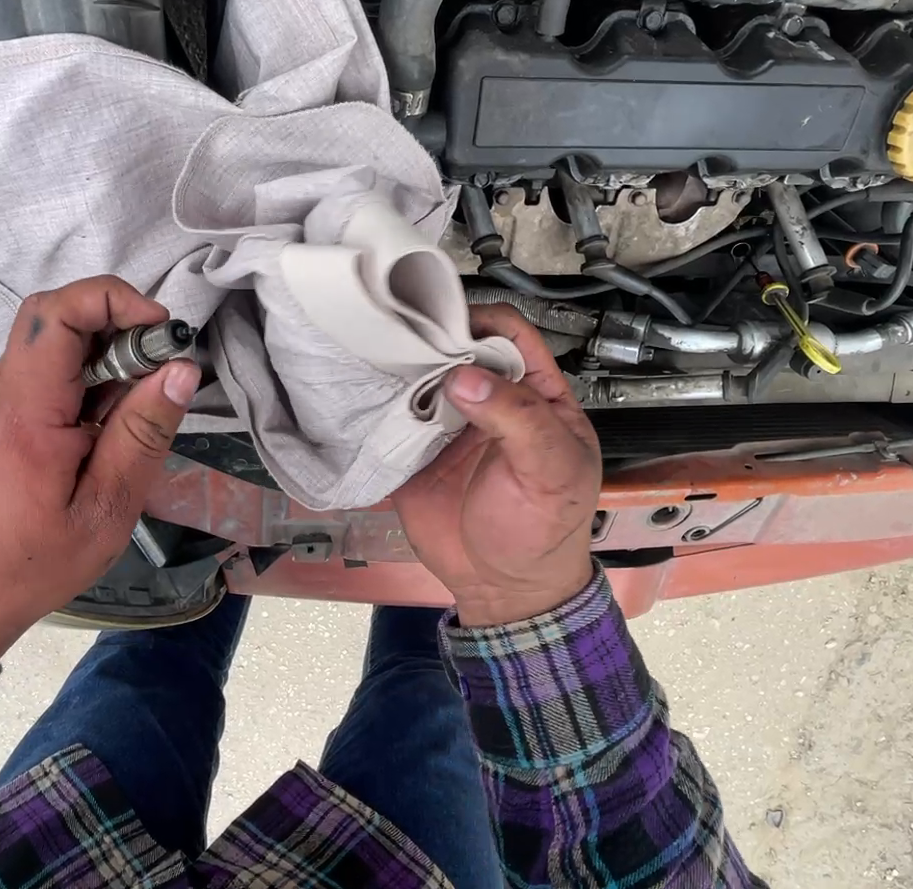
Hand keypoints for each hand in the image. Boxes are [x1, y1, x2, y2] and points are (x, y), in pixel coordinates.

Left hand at [0, 276, 199, 659]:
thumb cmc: (32, 562)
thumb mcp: (106, 509)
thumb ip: (143, 434)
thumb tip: (181, 370)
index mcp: (26, 409)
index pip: (59, 311)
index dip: (115, 299)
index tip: (162, 332)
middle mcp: (1, 390)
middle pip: (55, 314)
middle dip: (117, 322)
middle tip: (159, 366)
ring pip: (52, 341)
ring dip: (104, 352)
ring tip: (139, 402)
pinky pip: (46, 370)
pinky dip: (86, 376)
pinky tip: (108, 421)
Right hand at [391, 304, 601, 626]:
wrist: (502, 590)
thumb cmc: (543, 531)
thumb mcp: (552, 472)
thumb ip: (518, 420)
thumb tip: (462, 378)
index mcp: (534, 394)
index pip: (509, 335)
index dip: (481, 321)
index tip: (447, 326)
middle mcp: (488, 399)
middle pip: (457, 349)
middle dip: (431, 339)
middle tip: (398, 337)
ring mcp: (448, 423)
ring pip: (421, 376)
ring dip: (400, 367)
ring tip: (373, 358)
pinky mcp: (413, 449)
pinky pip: (392, 416)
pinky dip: (376, 404)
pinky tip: (361, 392)